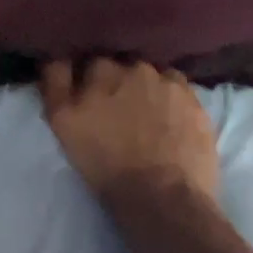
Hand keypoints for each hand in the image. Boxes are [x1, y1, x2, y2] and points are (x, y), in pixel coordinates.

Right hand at [39, 58, 217, 201]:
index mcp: (101, 67)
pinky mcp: (197, 106)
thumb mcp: (61, 120)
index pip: (90, 60)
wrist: (162, 198)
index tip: (88, 95)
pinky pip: (179, 92)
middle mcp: (136, 67)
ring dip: (146, 88)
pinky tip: (170, 120)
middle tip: (117, 108)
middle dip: (118, 81)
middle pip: (122, 66)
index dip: (88, 77)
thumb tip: (58, 55)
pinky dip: (172, 100)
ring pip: (152, 76)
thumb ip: (55, 80)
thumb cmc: (104, 159)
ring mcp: (170, 85)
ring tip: (146, 114)